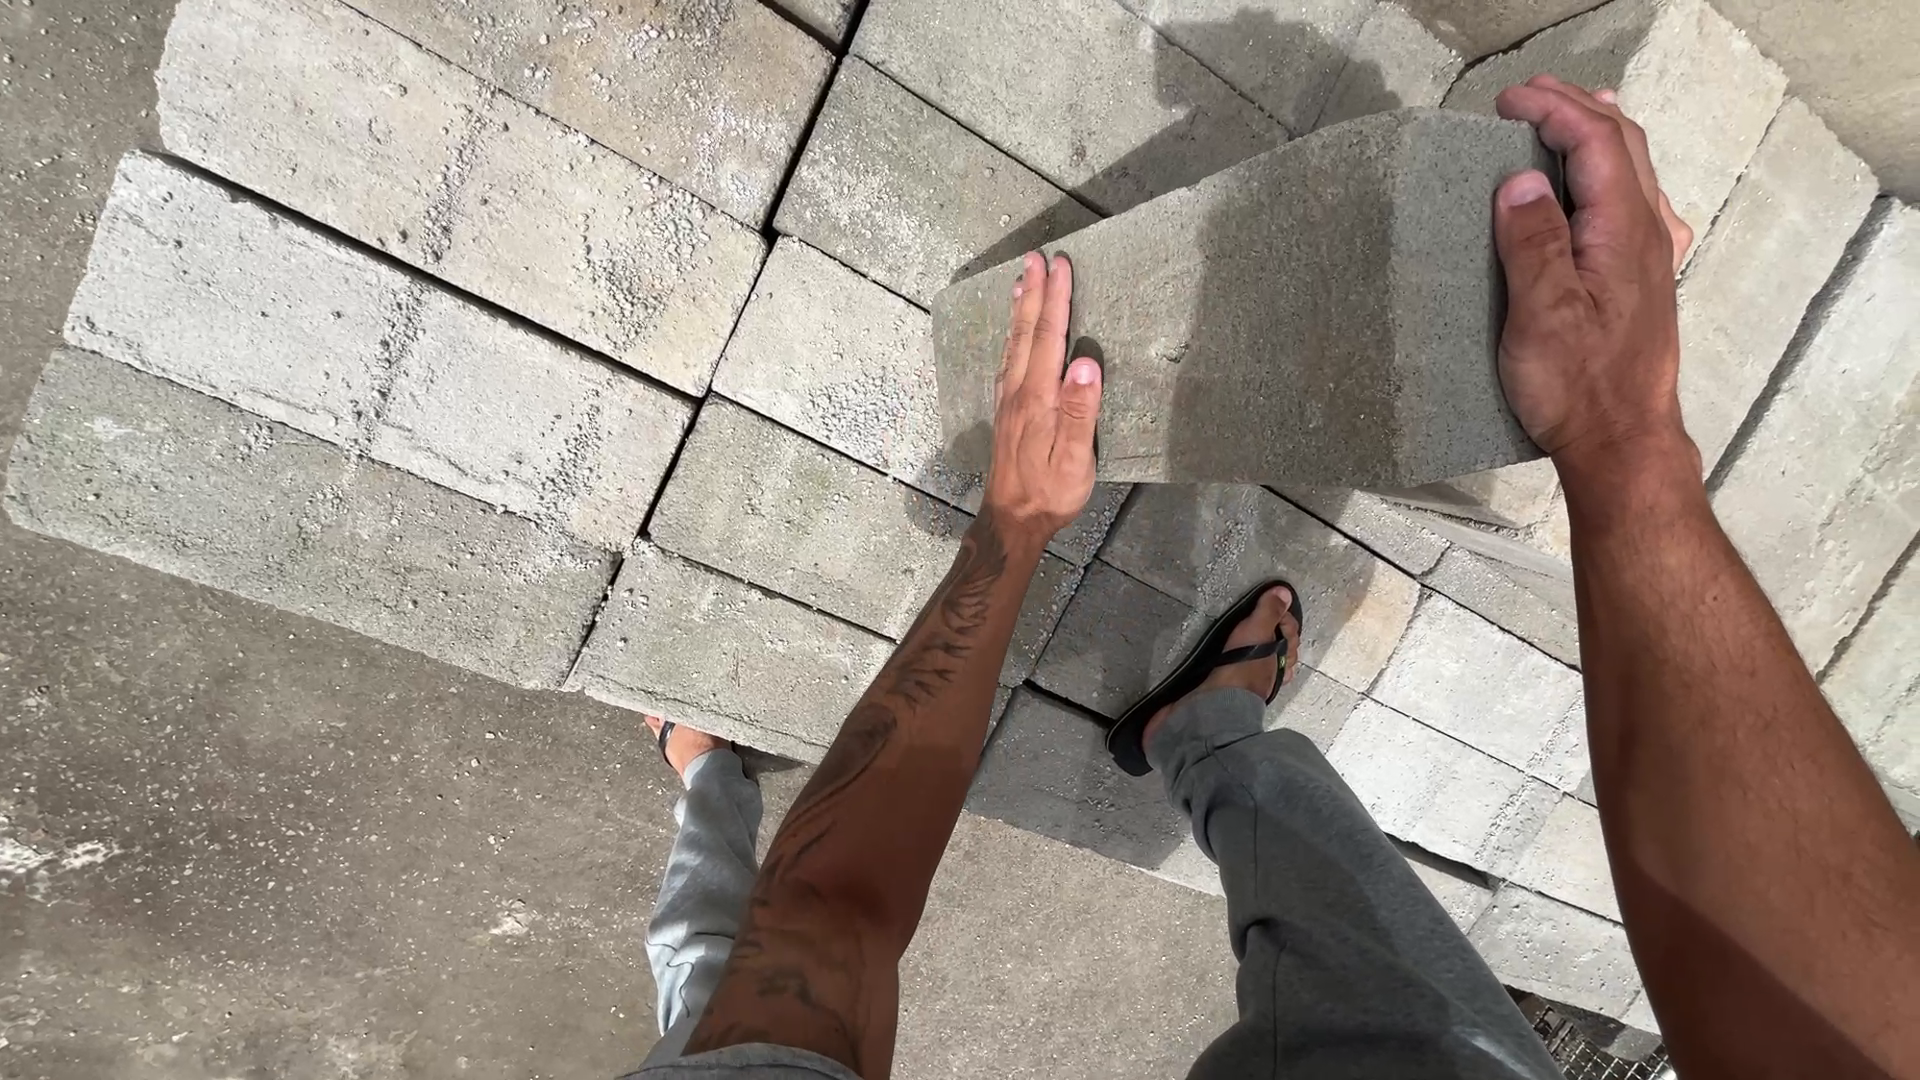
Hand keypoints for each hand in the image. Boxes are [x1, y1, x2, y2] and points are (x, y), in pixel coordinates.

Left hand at [982, 252, 1102, 545]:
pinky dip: (1012, 337)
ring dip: (1019, 311)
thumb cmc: (1050, 493)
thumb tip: (1086, 363)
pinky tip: (1014, 334)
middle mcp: (1017, 393)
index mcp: (1037, 399)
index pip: (1048, 339)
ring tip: (1021, 282)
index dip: (1056, 301)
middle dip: (1033, 294)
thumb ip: (1080, 412)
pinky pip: (1007, 361)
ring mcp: (1007, 402)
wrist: (1011, 519)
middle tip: (1035, 258)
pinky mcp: (1005, 413)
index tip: (1060, 265)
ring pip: (1012, 346)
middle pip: (1025, 334)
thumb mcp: (1074, 459)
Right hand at [1492, 76, 1701, 475]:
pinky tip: (1584, 189)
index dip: (1554, 112)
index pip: (1597, 145)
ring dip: (1591, 137)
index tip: (1508, 101)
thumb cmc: (1575, 381)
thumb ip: (1535, 243)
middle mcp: (1647, 232)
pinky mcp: (1635, 278)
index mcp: (1625, 231)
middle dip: (1576, 110)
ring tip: (1553, 125)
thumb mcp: (1542, 313)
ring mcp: (1647, 255)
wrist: (1618, 434)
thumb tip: (1518, 183)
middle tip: (1527, 98)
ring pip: (1628, 171)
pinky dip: (1598, 174)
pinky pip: (1624, 202)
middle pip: (1623, 146)